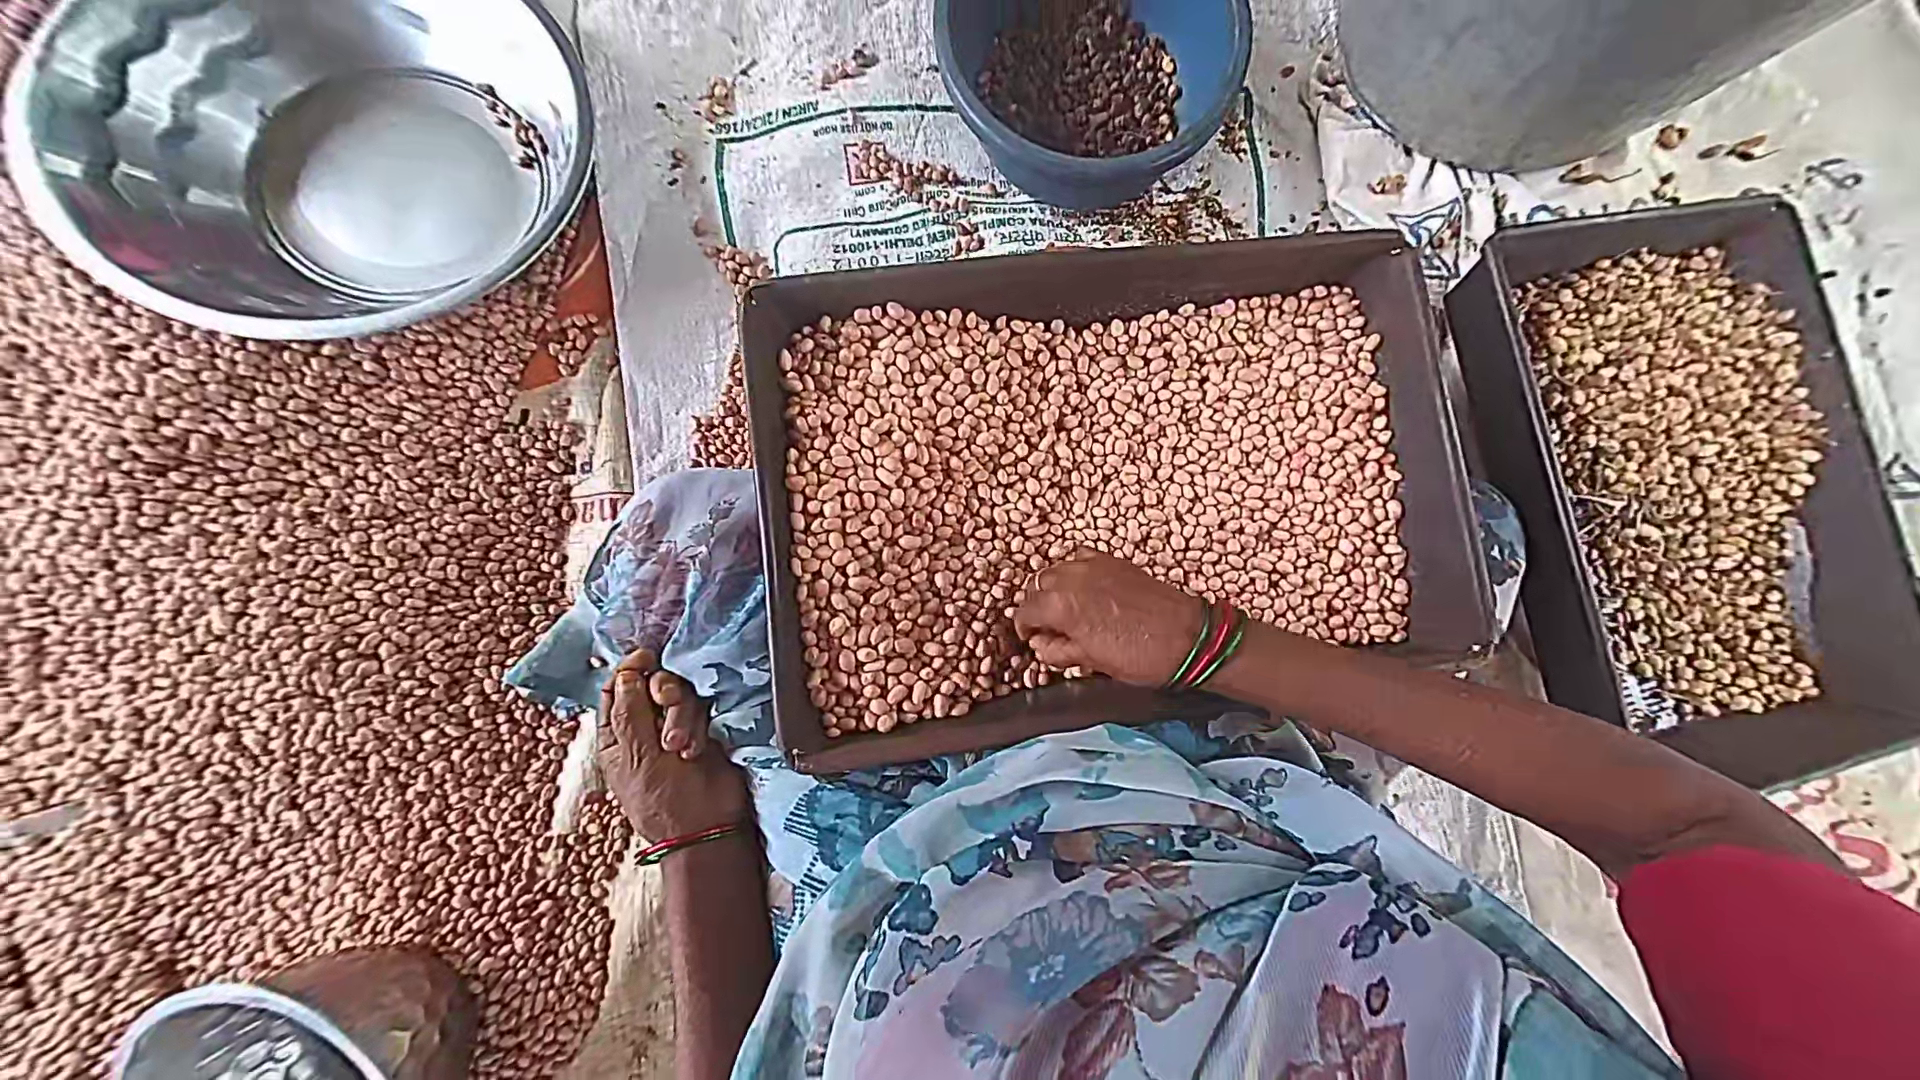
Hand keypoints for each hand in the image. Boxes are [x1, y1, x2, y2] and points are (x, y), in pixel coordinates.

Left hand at [596, 649, 749, 839]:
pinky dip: (700, 723)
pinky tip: (697, 746)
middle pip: (653, 683)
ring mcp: (678, 725)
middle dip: (663, 692)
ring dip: (682, 714)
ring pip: (681, 694)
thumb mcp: (635, 756)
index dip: (630, 670)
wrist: (707, 823)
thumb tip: (627, 671)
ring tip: (682, 745)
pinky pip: (703, 706)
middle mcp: (647, 725)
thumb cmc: (662, 797)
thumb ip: (629, 710)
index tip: (646, 658)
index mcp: (618, 733)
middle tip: (668, 703)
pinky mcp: (706, 727)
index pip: (617, 687)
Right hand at [1013, 550, 1207, 686]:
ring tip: (1065, 608)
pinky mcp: (1111, 560)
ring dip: (1053, 588)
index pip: (1025, 611)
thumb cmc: (1140, 656)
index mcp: (1059, 606)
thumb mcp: (1092, 662)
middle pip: (1036, 587)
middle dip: (1038, 606)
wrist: (1187, 636)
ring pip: (1055, 570)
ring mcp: (1091, 565)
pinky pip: (1079, 559)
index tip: (1032, 637)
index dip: (1025, 628)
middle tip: (1049, 627)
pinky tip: (1083, 588)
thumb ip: (1058, 650)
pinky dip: (1074, 571)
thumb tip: (1041, 645)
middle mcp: (1069, 578)